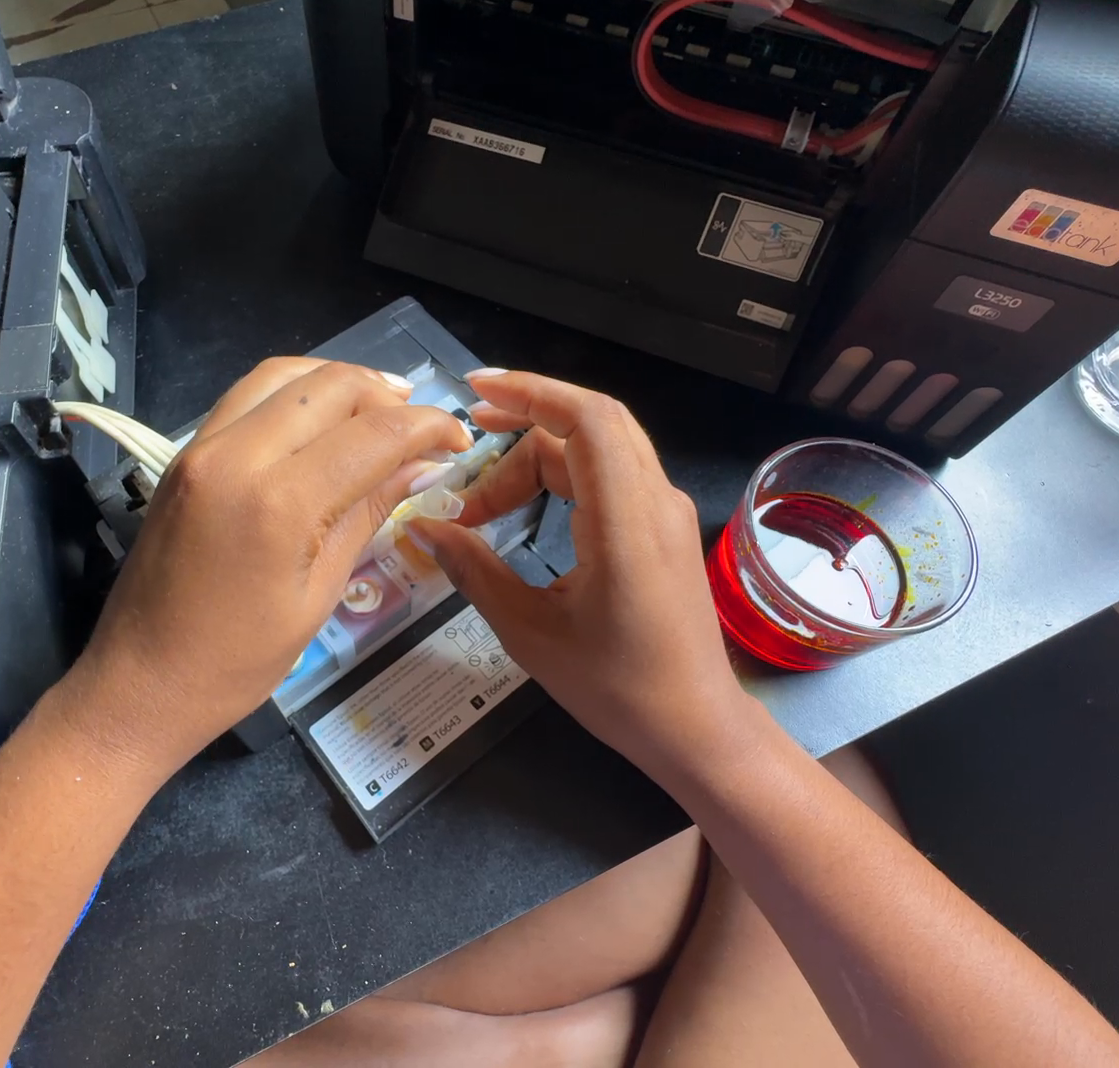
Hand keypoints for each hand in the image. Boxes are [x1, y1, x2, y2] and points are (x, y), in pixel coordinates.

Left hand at [55, 359, 472, 772]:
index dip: (428, 426)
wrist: (138, 683)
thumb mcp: (319, 593)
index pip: (373, 434)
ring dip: (340, 381)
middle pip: (330, 385)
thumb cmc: (238, 662)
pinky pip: (248, 395)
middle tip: (422, 426)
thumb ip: (369, 514)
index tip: (459, 439)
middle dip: (389, 395)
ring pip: (284, 374)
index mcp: (278, 502)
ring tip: (380, 408)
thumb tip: (424, 466)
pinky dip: (294, 391)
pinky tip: (321, 418)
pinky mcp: (184, 453)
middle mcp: (235, 454)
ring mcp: (201, 447)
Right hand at [405, 371, 767, 781]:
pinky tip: (526, 504)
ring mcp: (664, 512)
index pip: (587, 419)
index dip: (531, 392)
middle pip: (587, 425)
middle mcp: (654, 501)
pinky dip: (562, 474)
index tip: (474, 393)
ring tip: (483, 494)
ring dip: (538, 454)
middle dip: (523, 420)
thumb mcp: (529, 631)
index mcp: (625, 521)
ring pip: (597, 448)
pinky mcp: (661, 528)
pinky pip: (609, 474)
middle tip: (467, 440)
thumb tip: (424, 526)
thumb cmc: (615, 687)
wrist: (693, 727)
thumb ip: (473, 568)